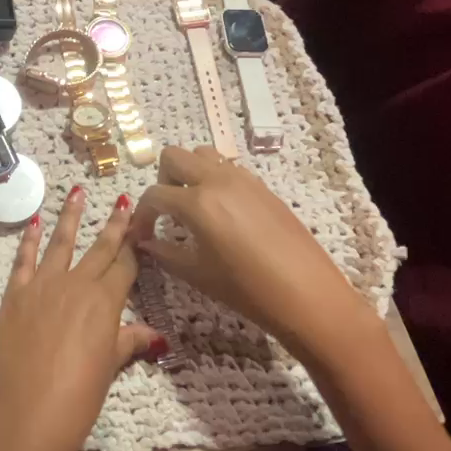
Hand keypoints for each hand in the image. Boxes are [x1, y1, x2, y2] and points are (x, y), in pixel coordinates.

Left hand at [0, 184, 162, 450]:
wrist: (27, 410)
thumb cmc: (77, 396)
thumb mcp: (109, 368)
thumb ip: (128, 342)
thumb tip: (157, 337)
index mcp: (105, 301)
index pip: (125, 266)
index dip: (135, 246)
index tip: (143, 224)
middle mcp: (77, 283)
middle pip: (100, 248)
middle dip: (115, 224)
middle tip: (124, 199)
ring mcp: (43, 284)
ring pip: (62, 242)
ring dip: (71, 216)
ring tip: (78, 191)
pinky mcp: (16, 292)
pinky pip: (24, 259)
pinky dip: (29, 239)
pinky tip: (34, 222)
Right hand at [132, 146, 376, 365]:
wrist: (310, 297)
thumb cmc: (249, 291)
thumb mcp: (199, 275)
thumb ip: (165, 252)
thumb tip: (145, 242)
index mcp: (198, 203)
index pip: (154, 194)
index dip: (141, 214)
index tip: (141, 234)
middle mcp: (217, 180)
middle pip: (173, 156)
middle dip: (162, 181)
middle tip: (167, 212)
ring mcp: (243, 179)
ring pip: (202, 154)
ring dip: (189, 172)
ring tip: (194, 206)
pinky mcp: (262, 186)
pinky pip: (228, 168)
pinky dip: (214, 179)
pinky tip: (222, 212)